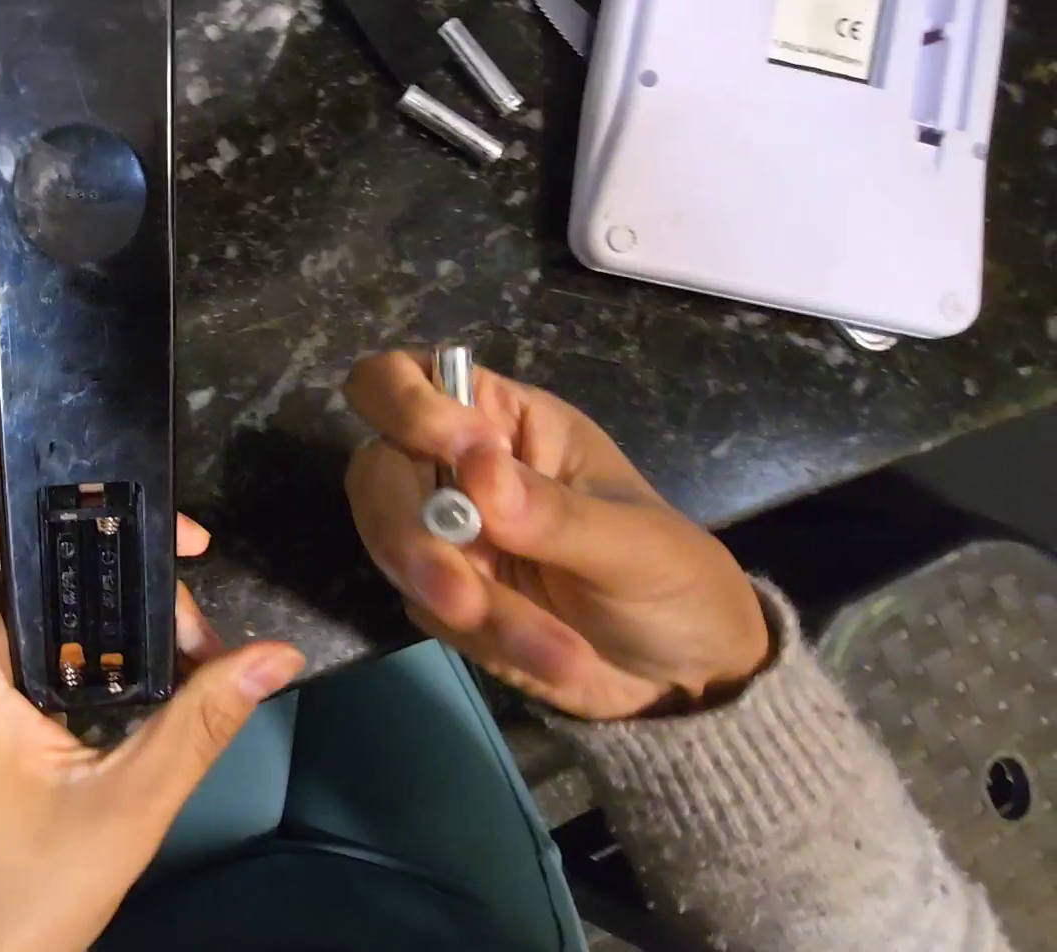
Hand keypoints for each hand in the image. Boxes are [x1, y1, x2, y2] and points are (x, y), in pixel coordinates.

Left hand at [0, 398, 304, 951]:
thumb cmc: (21, 897)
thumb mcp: (122, 811)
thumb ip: (198, 729)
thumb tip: (278, 658)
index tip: (8, 406)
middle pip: (7, 541)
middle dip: (88, 514)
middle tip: (179, 527)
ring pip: (44, 581)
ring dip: (115, 574)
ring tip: (193, 604)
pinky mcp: (8, 691)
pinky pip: (58, 622)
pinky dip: (111, 616)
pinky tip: (171, 640)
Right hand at [343, 350, 768, 720]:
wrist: (682, 678)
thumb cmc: (676, 581)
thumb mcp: (638, 546)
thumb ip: (555, 511)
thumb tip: (474, 468)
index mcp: (500, 422)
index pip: (404, 378)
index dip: (405, 405)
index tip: (458, 454)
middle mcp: (448, 468)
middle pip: (374, 471)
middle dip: (408, 534)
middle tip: (462, 598)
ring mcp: (433, 531)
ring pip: (387, 543)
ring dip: (453, 600)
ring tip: (552, 652)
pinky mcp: (430, 591)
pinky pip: (417, 604)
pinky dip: (476, 637)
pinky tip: (545, 656)